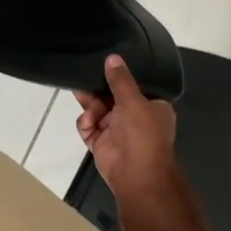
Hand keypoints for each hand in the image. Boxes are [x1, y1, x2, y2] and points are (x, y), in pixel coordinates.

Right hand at [74, 55, 179, 202]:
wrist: (135, 173)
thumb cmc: (142, 133)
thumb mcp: (133, 100)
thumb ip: (120, 79)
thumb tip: (112, 57)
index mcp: (152, 107)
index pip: (135, 86)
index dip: (120, 76)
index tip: (105, 63)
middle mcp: (135, 117)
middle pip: (111, 97)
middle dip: (98, 89)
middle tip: (84, 74)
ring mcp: (116, 131)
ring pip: (97, 110)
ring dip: (90, 104)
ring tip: (79, 92)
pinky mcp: (100, 142)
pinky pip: (89, 127)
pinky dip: (86, 123)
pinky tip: (88, 121)